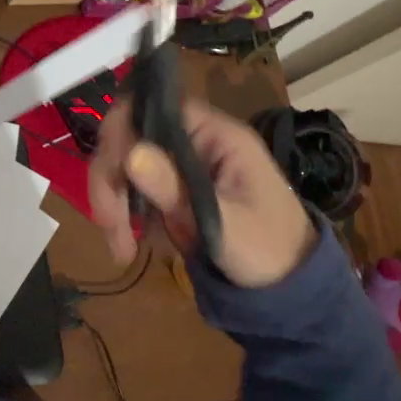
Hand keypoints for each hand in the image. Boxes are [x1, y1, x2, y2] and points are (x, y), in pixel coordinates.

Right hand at [88, 99, 313, 287]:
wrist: (291, 291)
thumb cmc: (270, 253)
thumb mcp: (223, 225)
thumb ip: (176, 189)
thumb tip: (131, 153)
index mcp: (216, 136)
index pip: (153, 109)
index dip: (122, 134)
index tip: (112, 176)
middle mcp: (195, 141)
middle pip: (130, 137)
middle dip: (112, 180)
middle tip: (109, 225)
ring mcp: (182, 164)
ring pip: (125, 165)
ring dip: (113, 202)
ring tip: (122, 249)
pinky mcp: (172, 188)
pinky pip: (133, 188)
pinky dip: (123, 215)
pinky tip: (133, 245)